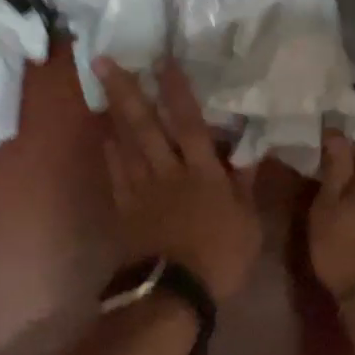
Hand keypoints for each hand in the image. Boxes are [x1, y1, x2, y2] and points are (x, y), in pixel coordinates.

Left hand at [98, 60, 262, 302]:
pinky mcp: (125, 211)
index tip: (163, 60)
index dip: (177, 91)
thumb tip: (252, 152)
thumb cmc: (220, 259)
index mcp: (203, 174)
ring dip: (114, 115)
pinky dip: (111, 154)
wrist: (173, 293)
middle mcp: (168, 173)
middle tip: (103, 60)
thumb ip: (246, 186)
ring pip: (126, 144)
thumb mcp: (248, 224)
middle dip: (126, 91)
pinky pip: (116, 175)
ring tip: (102, 88)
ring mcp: (142, 191)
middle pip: (145, 126)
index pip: (189, 123)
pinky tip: (106, 139)